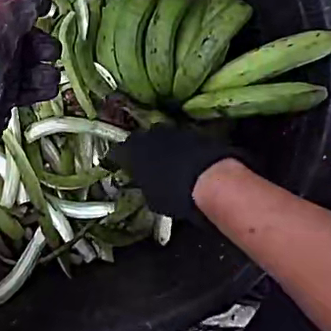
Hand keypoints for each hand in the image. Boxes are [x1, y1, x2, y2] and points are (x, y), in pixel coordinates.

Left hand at [0, 0, 59, 220]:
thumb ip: (14, 7)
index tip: (42, 1)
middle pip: (17, 26)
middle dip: (36, 37)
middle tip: (43, 47)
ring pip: (26, 56)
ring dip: (40, 64)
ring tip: (39, 74)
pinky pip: (25, 82)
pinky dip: (35, 86)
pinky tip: (38, 92)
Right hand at [111, 126, 239, 222]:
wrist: (211, 180)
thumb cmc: (175, 196)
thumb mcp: (153, 199)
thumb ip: (146, 186)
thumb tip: (147, 186)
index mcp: (133, 151)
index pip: (119, 152)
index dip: (120, 159)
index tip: (121, 166)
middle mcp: (150, 136)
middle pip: (142, 140)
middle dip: (143, 150)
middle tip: (146, 164)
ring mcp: (174, 132)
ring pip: (163, 137)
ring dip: (164, 148)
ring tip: (169, 163)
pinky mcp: (196, 133)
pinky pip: (183, 140)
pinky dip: (183, 149)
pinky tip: (187, 162)